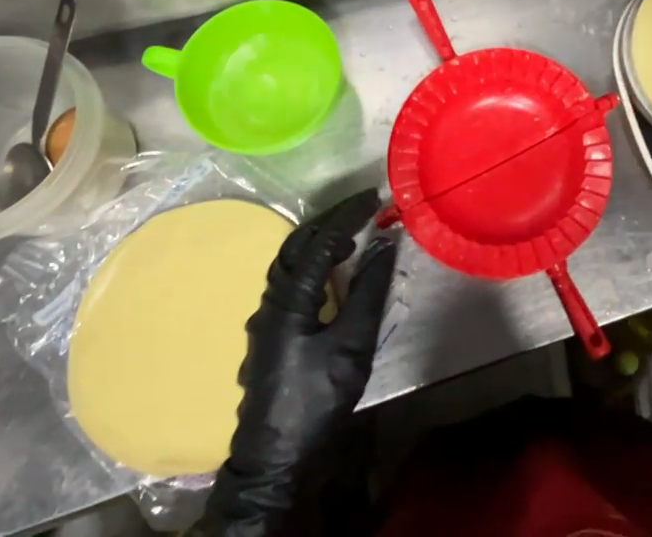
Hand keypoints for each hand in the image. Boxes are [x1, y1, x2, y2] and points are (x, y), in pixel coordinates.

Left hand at [196, 190, 396, 535]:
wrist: (276, 453)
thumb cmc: (317, 396)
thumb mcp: (352, 343)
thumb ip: (368, 290)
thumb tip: (385, 244)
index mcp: (289, 298)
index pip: (320, 241)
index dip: (348, 216)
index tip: (375, 197)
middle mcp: (270, 300)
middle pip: (296, 246)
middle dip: (329, 221)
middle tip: (363, 209)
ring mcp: (266, 317)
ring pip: (289, 263)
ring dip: (319, 241)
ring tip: (352, 234)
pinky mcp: (271, 332)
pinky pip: (290, 281)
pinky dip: (313, 264)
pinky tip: (332, 273)